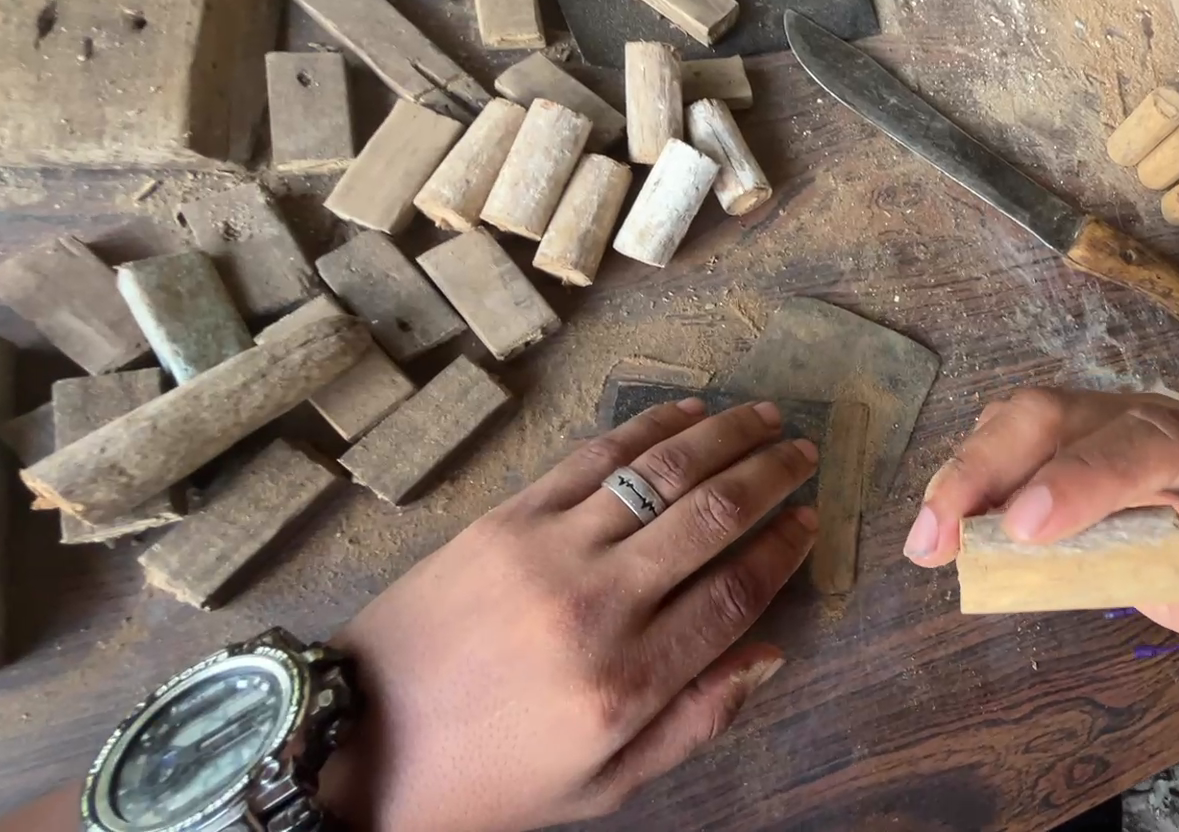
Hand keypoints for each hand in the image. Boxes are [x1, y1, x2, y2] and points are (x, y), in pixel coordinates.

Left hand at [319, 400, 818, 831]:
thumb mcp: (602, 784)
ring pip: (663, 471)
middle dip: (773, 474)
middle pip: (713, 515)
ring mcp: (551, 548)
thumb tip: (773, 653)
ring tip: (769, 416)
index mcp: (627, 681)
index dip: (785, 548)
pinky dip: (654, 426)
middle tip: (806, 452)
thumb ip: (697, 719)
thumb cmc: (489, 777)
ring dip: (728, 435)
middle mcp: (599, 604)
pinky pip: (598, 455)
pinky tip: (692, 412)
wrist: (349, 743)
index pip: (736, 592)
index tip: (811, 519)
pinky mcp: (510, 515)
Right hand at [902, 389, 1178, 663]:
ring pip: (1023, 426)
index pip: (1145, 438)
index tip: (1026, 528)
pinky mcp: (1071, 471)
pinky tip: (942, 533)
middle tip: (943, 529)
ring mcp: (1104, 441)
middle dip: (994, 461)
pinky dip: (970, 491)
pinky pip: (1011, 460)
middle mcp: (1150, 424)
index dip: (1083, 475)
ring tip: (927, 538)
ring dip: (967, 473)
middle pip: (1061, 413)